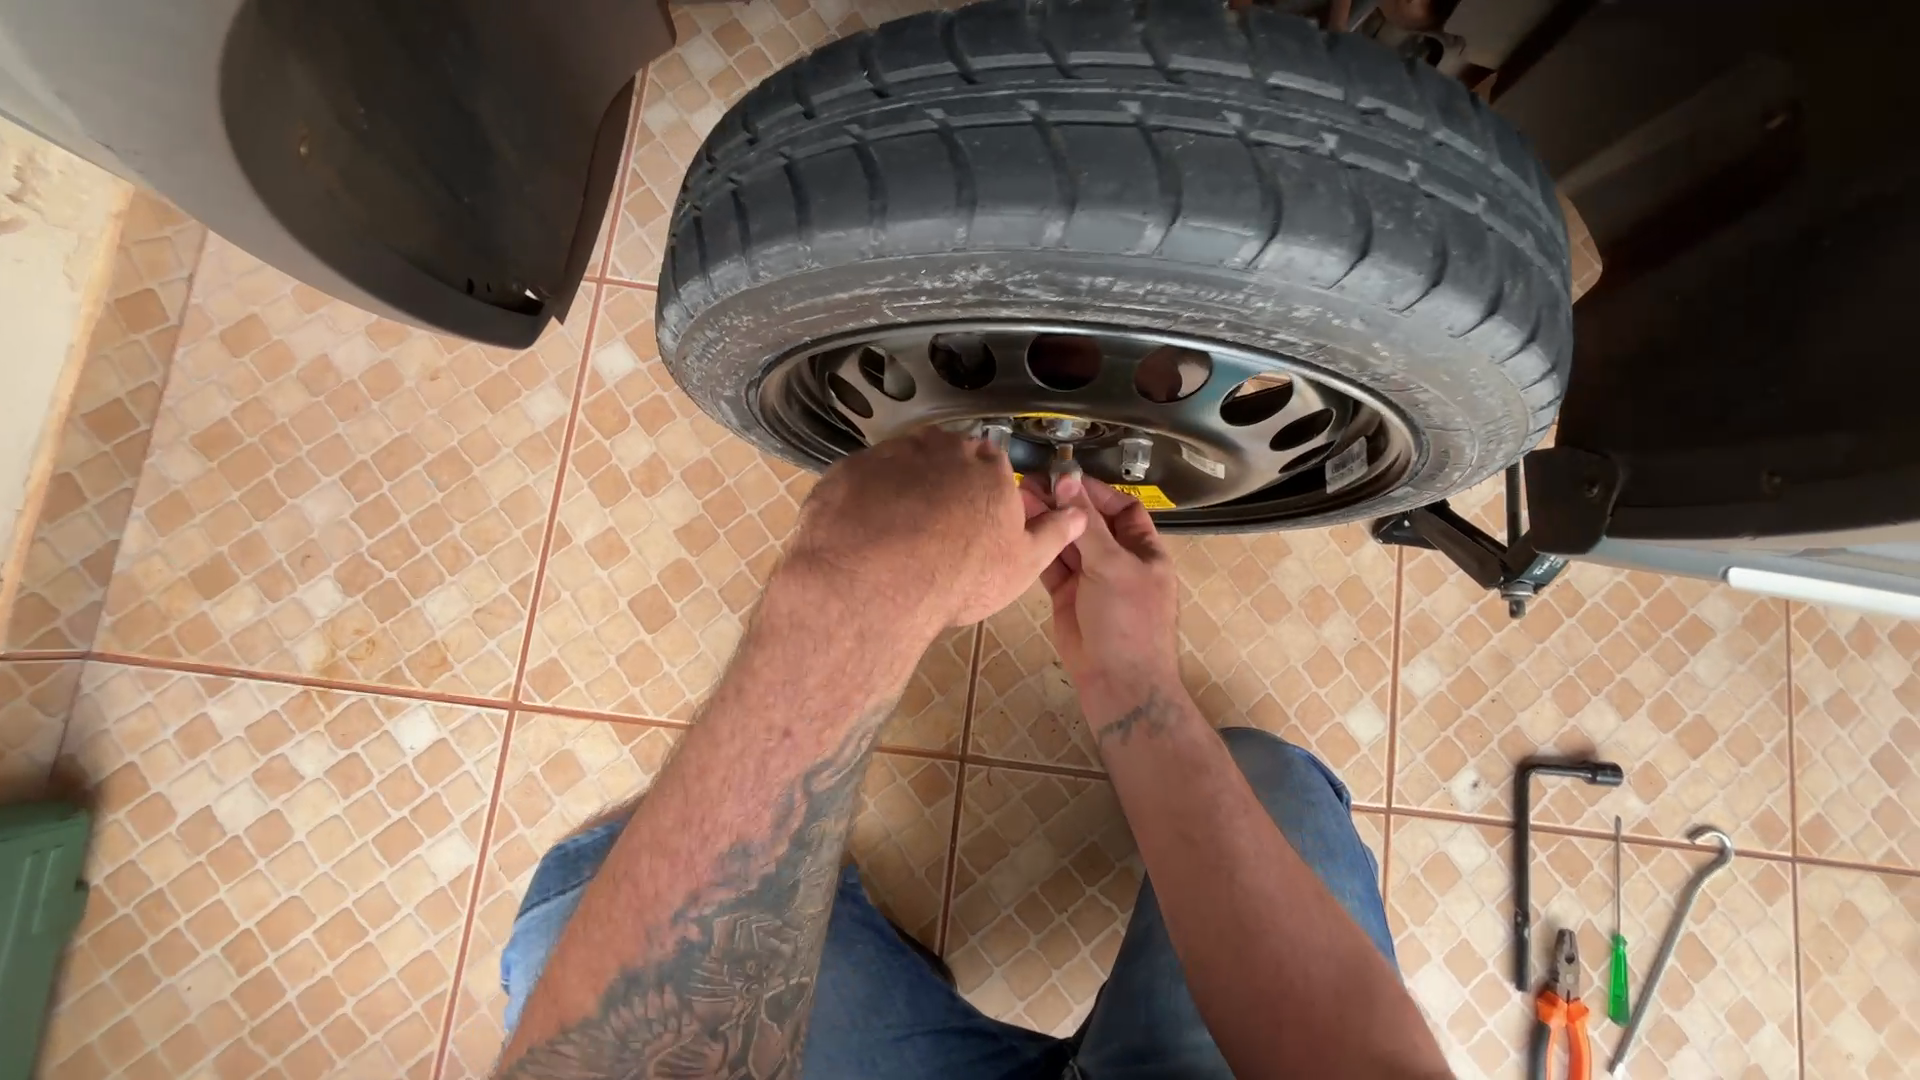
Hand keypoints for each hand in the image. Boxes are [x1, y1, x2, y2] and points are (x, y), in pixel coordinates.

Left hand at [784, 429, 1086, 633]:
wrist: (876, 584)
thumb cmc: (960, 577)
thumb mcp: (1022, 565)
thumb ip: (1053, 533)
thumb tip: (1079, 514)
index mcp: (989, 468)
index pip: (993, 463)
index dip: (984, 491)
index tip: (975, 518)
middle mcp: (941, 449)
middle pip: (947, 456)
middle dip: (943, 482)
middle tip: (934, 526)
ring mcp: (891, 455)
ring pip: (903, 463)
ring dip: (902, 486)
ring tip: (896, 530)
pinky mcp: (849, 469)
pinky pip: (862, 479)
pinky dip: (864, 497)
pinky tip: (862, 529)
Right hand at [1023, 473, 1181, 709]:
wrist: (1119, 683)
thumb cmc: (1129, 621)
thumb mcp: (1113, 567)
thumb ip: (1088, 525)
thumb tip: (1068, 480)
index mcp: (1143, 550)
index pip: (1121, 508)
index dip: (1095, 492)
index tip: (1064, 476)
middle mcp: (1118, 560)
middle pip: (1089, 523)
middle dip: (1064, 504)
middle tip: (1030, 483)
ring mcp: (1091, 579)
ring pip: (1067, 543)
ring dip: (1047, 522)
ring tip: (1018, 500)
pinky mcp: (1066, 596)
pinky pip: (1051, 566)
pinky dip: (1037, 548)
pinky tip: (1019, 530)